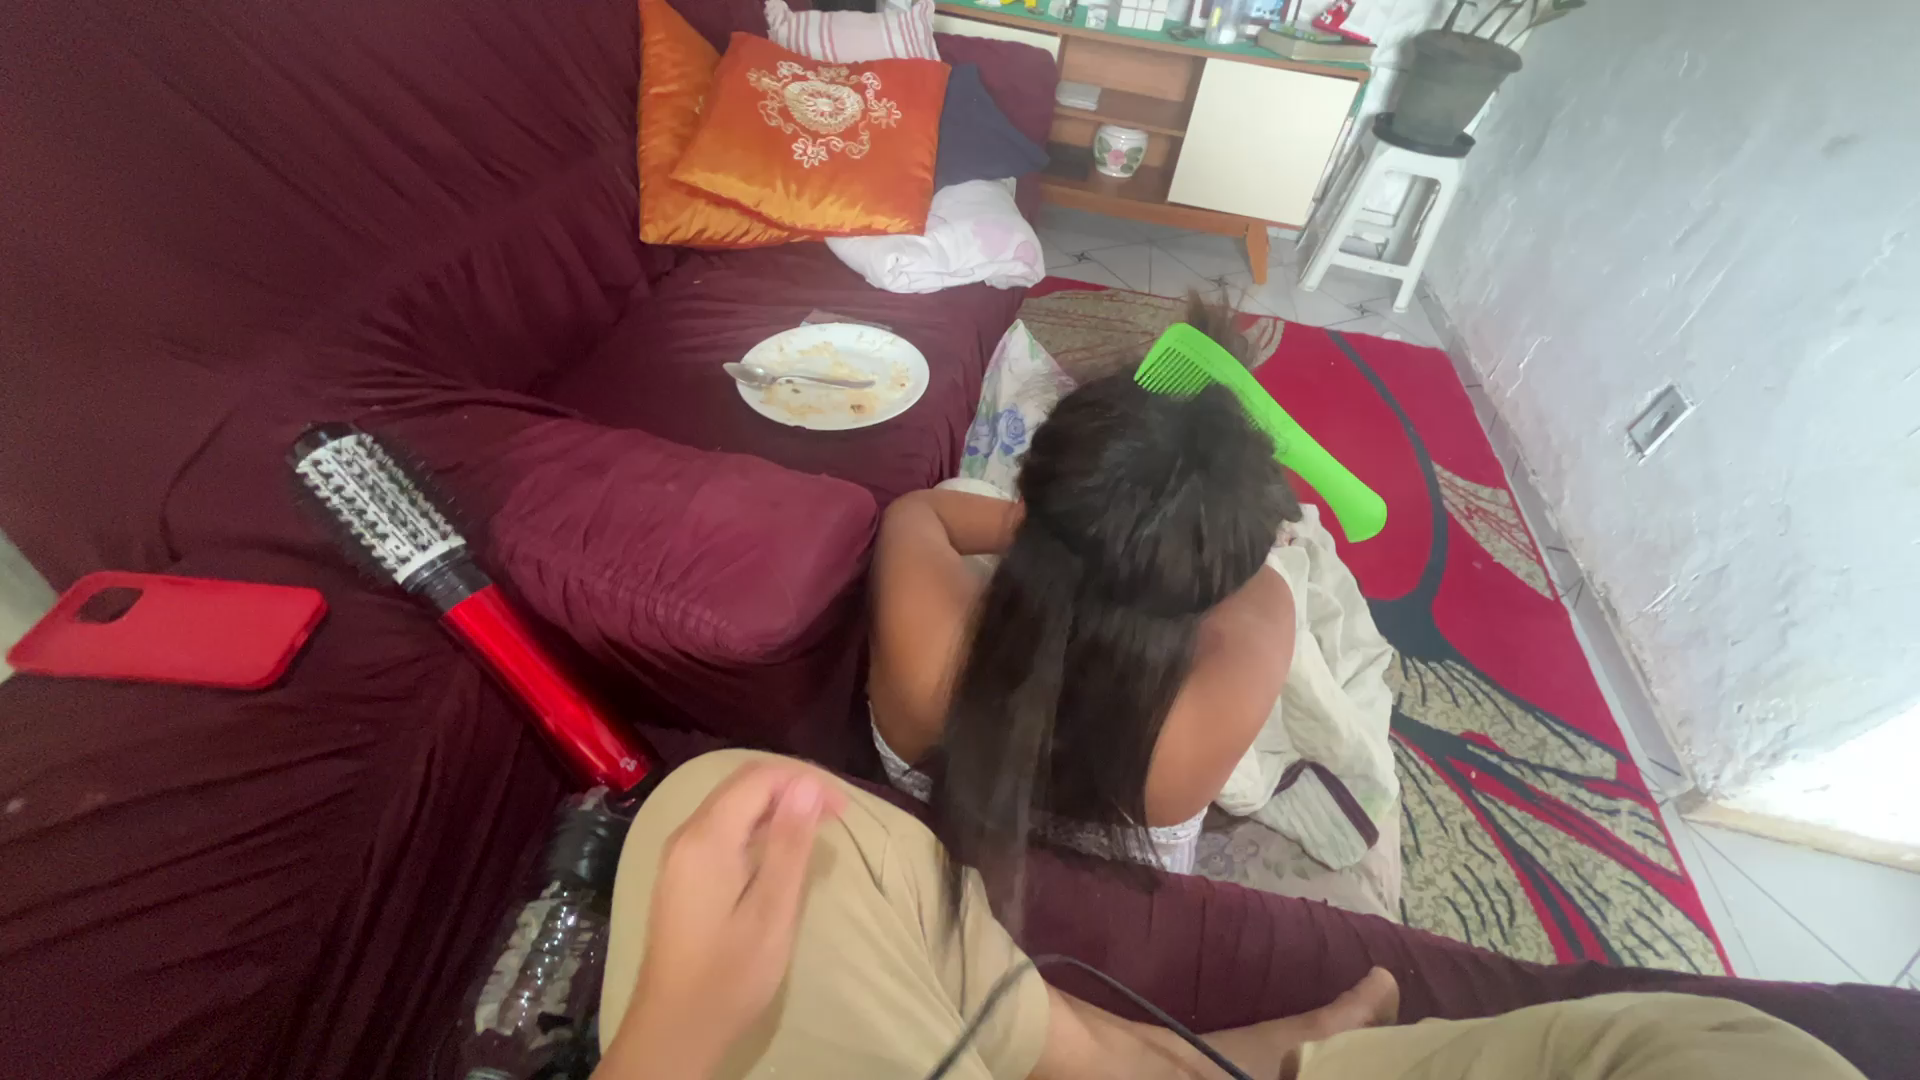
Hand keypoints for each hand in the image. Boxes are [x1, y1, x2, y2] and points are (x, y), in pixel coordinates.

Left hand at [603, 762, 846, 1078]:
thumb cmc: (730, 975)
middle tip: (833, 814)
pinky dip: (757, 822)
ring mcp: (680, 852)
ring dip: (776, 803)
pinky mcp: (682, 871)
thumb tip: (808, 784)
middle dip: (792, 786)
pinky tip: (779, 848)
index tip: (841, 811)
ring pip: (733, 802)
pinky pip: (723, 824)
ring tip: (815, 826)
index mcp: (707, 837)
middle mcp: (687, 833)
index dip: (805, 781)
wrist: (673, 1032)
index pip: (760, 778)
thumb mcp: (772, 910)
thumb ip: (790, 843)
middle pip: (744, 783)